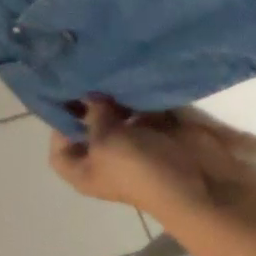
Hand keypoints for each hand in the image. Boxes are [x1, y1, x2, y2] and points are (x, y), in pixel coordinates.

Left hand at [49, 97, 253, 214]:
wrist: (194, 180)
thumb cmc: (139, 168)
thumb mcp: (107, 143)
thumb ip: (95, 118)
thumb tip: (89, 97)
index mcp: (84, 169)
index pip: (62, 147)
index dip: (62, 124)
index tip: (72, 96)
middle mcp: (108, 156)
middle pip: (95, 129)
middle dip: (97, 106)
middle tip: (100, 77)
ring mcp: (139, 144)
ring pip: (125, 118)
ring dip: (125, 99)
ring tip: (123, 75)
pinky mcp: (166, 133)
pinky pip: (153, 113)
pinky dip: (151, 99)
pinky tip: (148, 82)